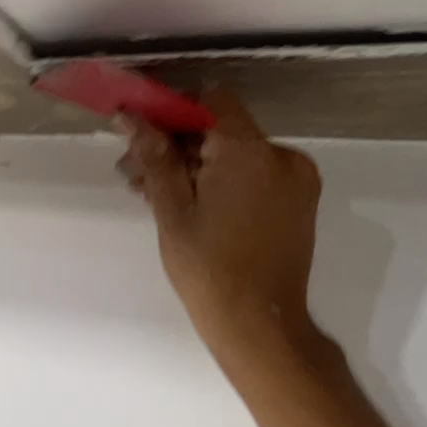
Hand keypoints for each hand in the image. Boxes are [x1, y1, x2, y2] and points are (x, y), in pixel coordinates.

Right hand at [119, 88, 323, 362]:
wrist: (258, 324)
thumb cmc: (207, 266)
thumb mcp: (171, 207)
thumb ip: (154, 155)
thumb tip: (130, 116)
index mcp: (251, 152)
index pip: (211, 102)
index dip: (173, 110)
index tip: (140, 132)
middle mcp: (282, 157)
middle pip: (222, 130)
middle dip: (177, 144)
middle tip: (136, 171)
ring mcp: (295, 181)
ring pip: (235, 155)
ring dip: (195, 165)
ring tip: (154, 192)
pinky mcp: (296, 203)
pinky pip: (252, 175)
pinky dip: (220, 181)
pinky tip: (186, 204)